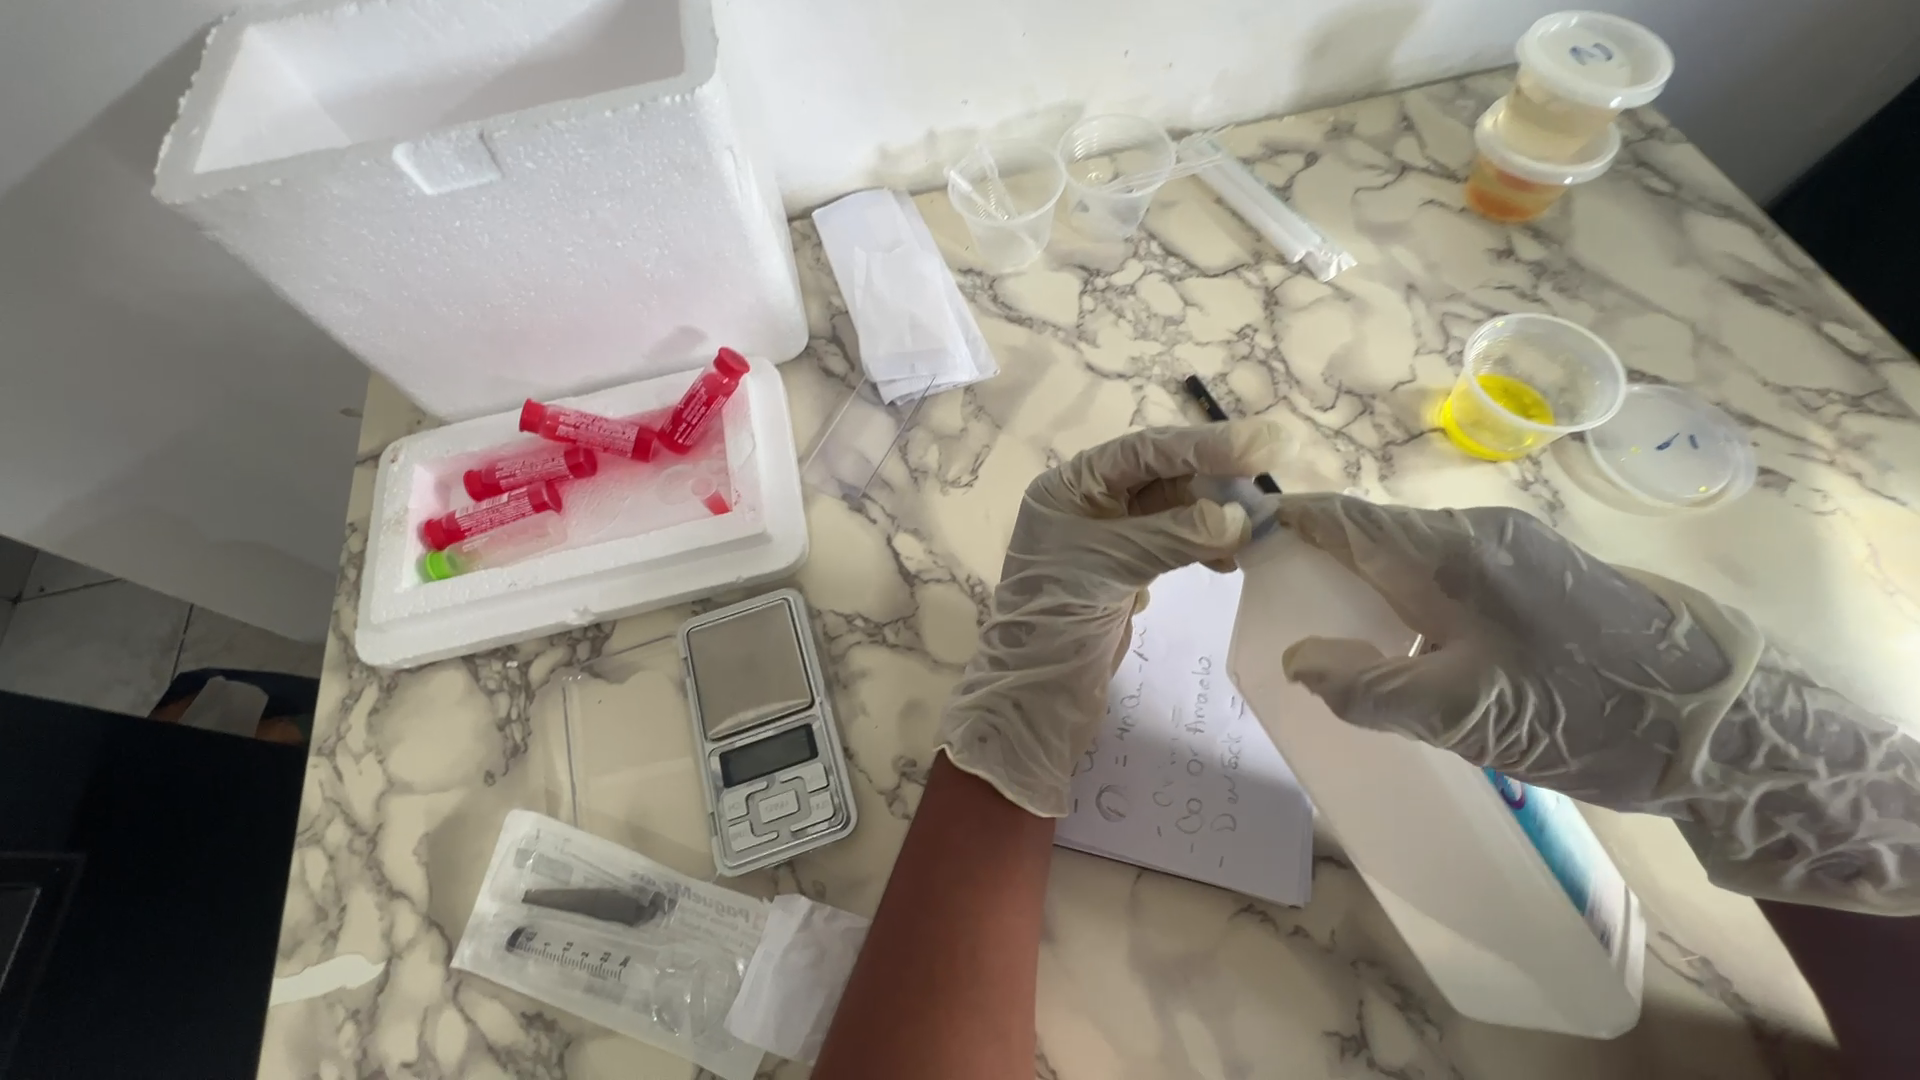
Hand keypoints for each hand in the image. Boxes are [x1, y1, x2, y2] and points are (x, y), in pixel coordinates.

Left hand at [937, 420, 1283, 817]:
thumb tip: (1238, 519)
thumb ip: (1175, 535)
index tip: (1263, 444)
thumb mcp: (1112, 565)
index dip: (1204, 444)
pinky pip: (1171, 544)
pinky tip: (1229, 560)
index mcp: (1070, 487)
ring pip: (1171, 511)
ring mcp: (1106, 537)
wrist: (1037, 692)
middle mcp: (1088, 503)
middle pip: (1160, 476)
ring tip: (1254, 529)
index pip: (1143, 452)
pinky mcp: (1123, 570)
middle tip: (1267, 480)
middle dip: (1213, 478)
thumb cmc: (1056, 618)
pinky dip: (1201, 547)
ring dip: (1213, 517)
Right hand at [1274, 493, 1756, 809]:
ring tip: (1336, 637)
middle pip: (1368, 533)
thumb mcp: (1458, 713)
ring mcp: (1509, 548)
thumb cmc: (1582, 710)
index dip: (1283, 524)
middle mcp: (1473, 532)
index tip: (1239, 547)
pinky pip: (1441, 572)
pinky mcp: (1533, 572)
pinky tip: (1405, 645)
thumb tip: (1296, 660)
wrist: (1732, 725)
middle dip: (1316, 563)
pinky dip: (1404, 599)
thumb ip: (1361, 687)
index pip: (1339, 516)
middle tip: (1281, 610)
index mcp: (1447, 551)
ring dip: (1362, 587)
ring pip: (1405, 555)